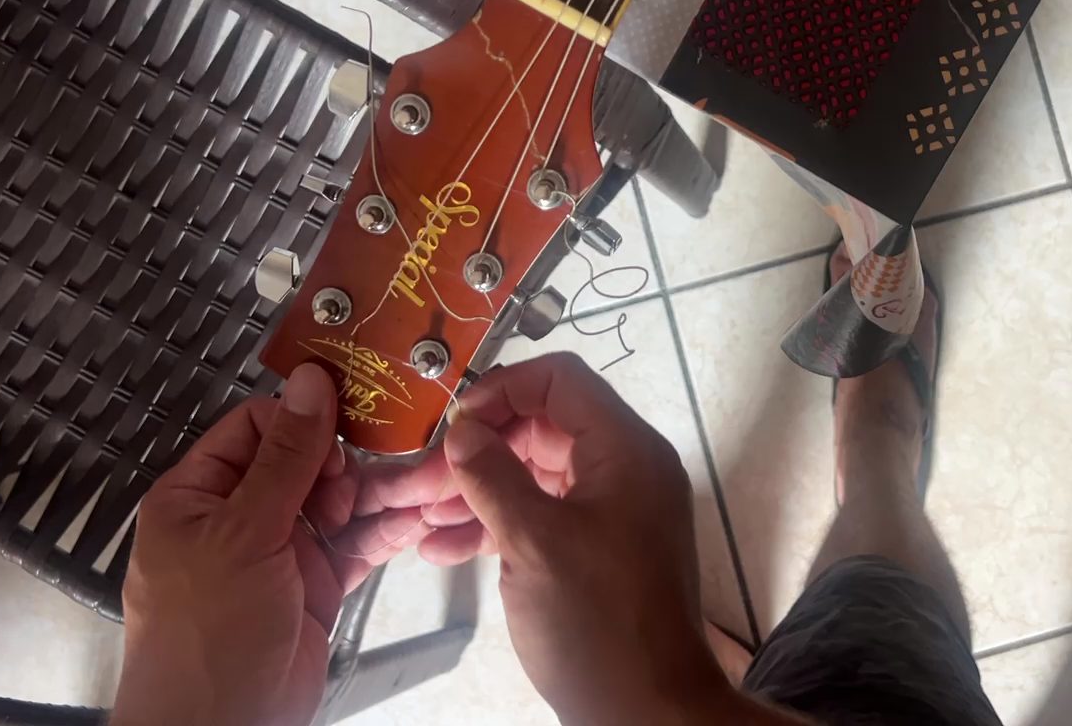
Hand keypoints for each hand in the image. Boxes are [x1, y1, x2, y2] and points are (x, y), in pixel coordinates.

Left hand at [111, 364, 429, 725]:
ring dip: (378, 495)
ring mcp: (285, 547)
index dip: (301, 424)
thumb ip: (288, 455)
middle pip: (309, 459)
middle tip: (349, 493)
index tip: (337, 437)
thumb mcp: (245, 533)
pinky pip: (358, 540)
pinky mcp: (319, 579)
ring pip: (342, 498)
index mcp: (201, 494)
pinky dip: (387, 531)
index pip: (259, 426)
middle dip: (343, 466)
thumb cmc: (210, 632)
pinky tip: (419, 518)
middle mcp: (242, 513)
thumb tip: (312, 376)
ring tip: (418, 489)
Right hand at [382, 353, 747, 725]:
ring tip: (422, 517)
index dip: (504, 388)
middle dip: (482, 449)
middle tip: (424, 479)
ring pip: (538, 471)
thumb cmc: (597, 621)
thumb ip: (493, 478)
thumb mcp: (534, 544)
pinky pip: (546, 511)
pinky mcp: (599, 540)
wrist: (649, 714)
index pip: (562, 380)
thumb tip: (462, 430)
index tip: (457, 421)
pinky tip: (446, 548)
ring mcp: (614, 503)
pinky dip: (502, 522)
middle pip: (544, 426)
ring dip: (482, 490)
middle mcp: (625, 463)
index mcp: (625, 446)